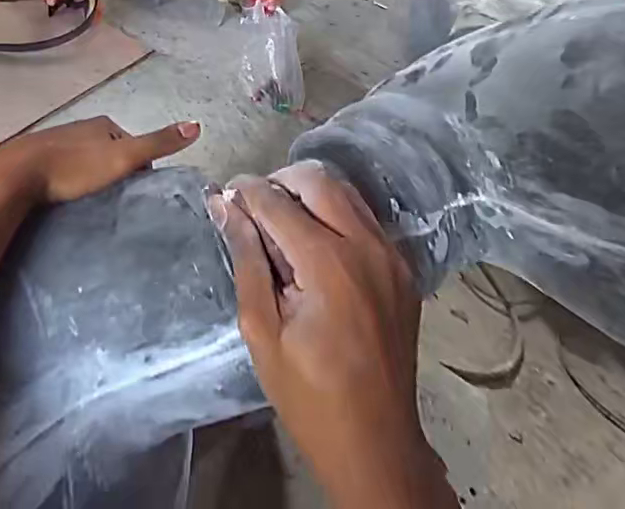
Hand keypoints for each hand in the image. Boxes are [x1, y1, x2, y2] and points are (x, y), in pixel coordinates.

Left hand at [0, 116, 200, 205]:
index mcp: (102, 124)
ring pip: (86, 161)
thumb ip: (157, 143)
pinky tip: (68, 197)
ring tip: (93, 204)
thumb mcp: (122, 157)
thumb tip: (196, 125)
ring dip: (93, 179)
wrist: (17, 174)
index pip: (133, 145)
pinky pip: (64, 170)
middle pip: (109, 152)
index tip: (137, 195)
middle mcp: (80, 128)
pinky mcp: (38, 159)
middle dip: (115, 174)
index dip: (140, 169)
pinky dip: (71, 182)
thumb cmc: (73, 167)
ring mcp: (57, 142)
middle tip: (115, 202)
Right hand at [210, 162, 456, 508]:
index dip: (243, 192)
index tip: (223, 197)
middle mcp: (367, 248)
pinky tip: (311, 241)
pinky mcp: (402, 269)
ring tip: (279, 221)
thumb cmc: (307, 393)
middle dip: (277, 181)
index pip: (276, 201)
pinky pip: (363, 217)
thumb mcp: (260, 326)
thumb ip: (245, 256)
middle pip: (317, 178)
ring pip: (344, 190)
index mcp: (329, 265)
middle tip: (251, 208)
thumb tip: (222, 204)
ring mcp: (392, 257)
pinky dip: (332, 212)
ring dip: (306, 192)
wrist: (376, 445)